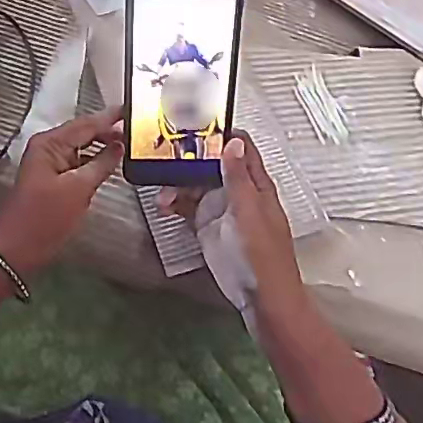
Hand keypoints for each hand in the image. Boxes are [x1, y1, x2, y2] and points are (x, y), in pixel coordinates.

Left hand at [0, 107, 124, 270]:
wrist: (19, 248)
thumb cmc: (46, 217)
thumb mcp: (78, 189)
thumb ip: (102, 164)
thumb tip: (119, 146)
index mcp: (49, 144)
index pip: (84, 124)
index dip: (109, 117)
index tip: (130, 110)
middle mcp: (47, 147)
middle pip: (82, 132)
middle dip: (107, 131)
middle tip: (136, 130)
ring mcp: (49, 163)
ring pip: (81, 147)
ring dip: (102, 145)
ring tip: (129, 144)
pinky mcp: (53, 178)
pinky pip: (77, 162)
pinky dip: (94, 161)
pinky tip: (111, 162)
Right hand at [159, 132, 298, 291]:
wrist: (260, 298)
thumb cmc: (260, 254)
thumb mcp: (248, 212)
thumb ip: (238, 177)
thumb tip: (233, 141)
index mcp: (255, 185)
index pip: (241, 149)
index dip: (222, 134)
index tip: (196, 124)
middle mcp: (237, 192)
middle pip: (211, 164)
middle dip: (190, 159)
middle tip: (165, 154)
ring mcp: (221, 209)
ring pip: (196, 185)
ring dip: (178, 184)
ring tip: (162, 193)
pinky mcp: (206, 226)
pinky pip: (187, 207)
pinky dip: (174, 204)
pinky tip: (164, 207)